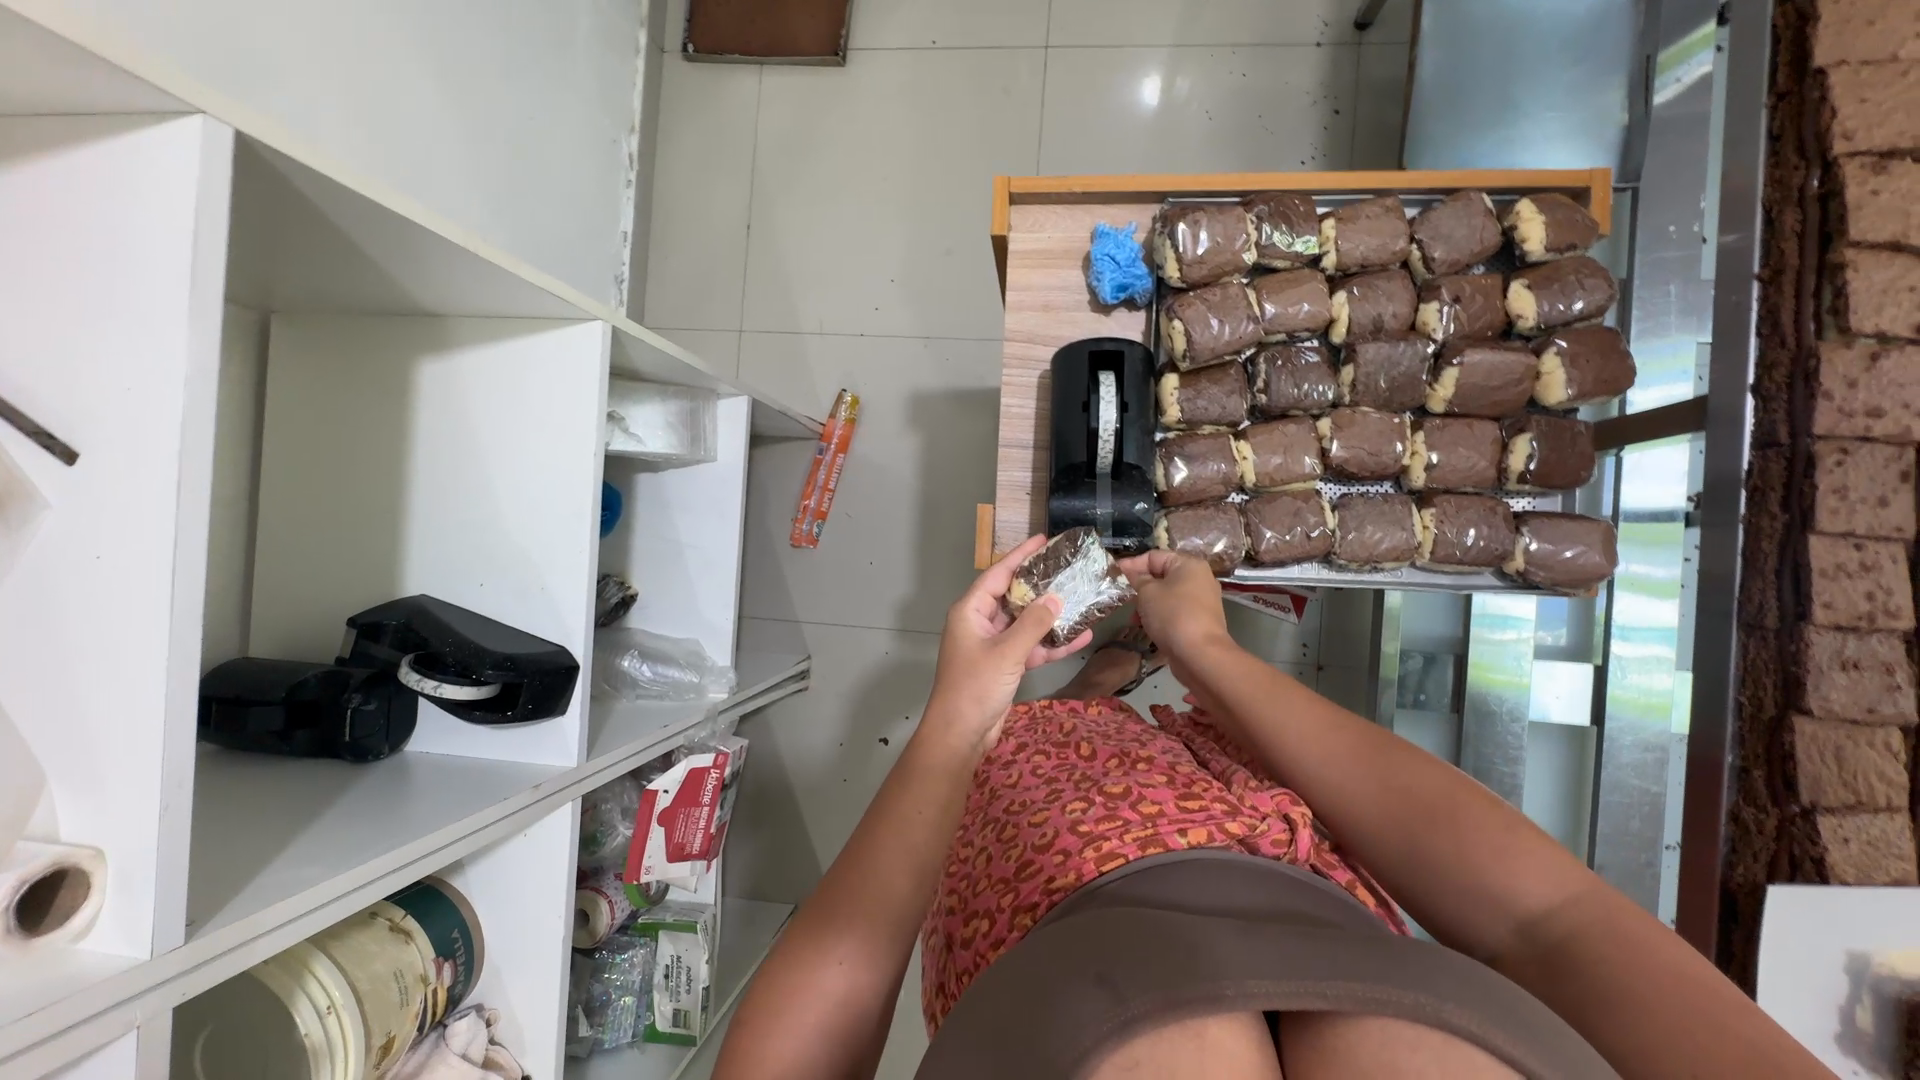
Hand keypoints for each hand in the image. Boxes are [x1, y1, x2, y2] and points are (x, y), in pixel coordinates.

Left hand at [924, 534, 1092, 754]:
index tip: (1043, 540)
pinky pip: (1031, 647)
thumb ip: (1033, 624)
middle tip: (1069, 569)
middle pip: (1014, 596)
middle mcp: (980, 623)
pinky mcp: (1005, 666)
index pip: (997, 574)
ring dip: (1051, 616)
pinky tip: (1080, 637)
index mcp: (970, 611)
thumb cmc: (975, 687)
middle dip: (1041, 586)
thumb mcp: (1007, 652)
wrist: (961, 734)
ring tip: (1082, 600)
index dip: (1020, 556)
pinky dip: (1051, 644)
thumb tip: (1056, 598)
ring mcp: (993, 646)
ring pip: (1026, 623)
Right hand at [1114, 549, 1232, 659]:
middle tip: (1125, 599)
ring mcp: (1201, 600)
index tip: (1114, 574)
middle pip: (1161, 576)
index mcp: (1189, 564)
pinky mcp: (1199, 620)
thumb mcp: (1147, 592)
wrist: (1199, 654)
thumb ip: (1137, 578)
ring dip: (1147, 604)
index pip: (1154, 556)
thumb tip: (1129, 568)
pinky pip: (1174, 611)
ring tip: (1134, 618)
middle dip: (1140, 587)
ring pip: (1166, 595)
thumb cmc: (1172, 615)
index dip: (1132, 564)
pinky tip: (1147, 628)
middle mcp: (1199, 578)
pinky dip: (1159, 615)